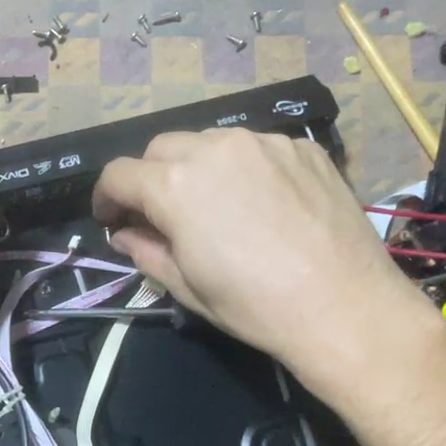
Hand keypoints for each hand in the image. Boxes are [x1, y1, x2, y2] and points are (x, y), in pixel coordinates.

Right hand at [91, 128, 443, 392]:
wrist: (340, 303)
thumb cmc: (250, 304)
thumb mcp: (183, 286)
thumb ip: (145, 250)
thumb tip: (125, 235)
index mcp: (174, 186)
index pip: (118, 174)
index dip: (105, 197)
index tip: (111, 221)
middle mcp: (215, 150)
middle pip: (160, 148)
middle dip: (148, 177)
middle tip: (157, 214)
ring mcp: (263, 143)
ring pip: (208, 142)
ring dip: (193, 167)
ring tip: (209, 205)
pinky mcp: (302, 148)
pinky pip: (254, 147)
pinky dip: (239, 168)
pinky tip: (255, 204)